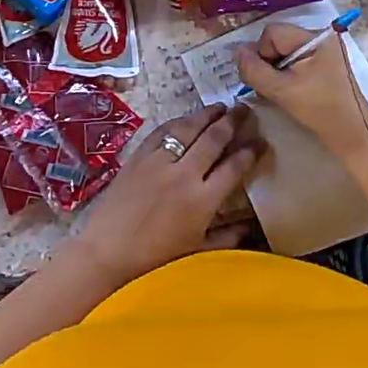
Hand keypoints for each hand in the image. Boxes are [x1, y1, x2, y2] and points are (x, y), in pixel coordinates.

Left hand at [67, 103, 260, 286]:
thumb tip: (249, 226)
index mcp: (203, 200)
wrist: (106, 253)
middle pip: (214, 138)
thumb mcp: (197, 253)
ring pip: (188, 128)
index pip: (234, 167)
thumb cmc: (154, 261)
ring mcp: (159, 161)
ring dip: (206, 114)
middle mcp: (184, 174)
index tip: (261, 141)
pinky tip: (186, 119)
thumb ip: (226, 238)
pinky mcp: (138, 156)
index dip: (251, 151)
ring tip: (219, 107)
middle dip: (232, 121)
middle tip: (244, 109)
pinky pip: (162, 131)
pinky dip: (177, 122)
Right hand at [235, 23, 367, 158]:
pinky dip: (287, 72)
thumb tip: (238, 51)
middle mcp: (321, 35)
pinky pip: (295, 58)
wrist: (353, 132)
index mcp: (315, 37)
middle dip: (269, 62)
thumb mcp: (280, 90)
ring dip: (276, 69)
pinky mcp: (324, 61)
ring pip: (284, 50)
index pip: (272, 32)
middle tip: (274, 86)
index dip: (263, 54)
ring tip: (283, 90)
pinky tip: (291, 90)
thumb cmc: (319, 110)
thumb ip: (254, 70)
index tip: (271, 79)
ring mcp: (324, 48)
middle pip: (277, 39)